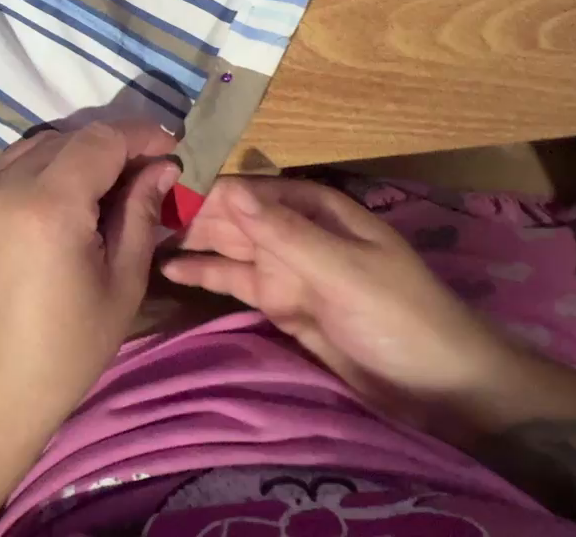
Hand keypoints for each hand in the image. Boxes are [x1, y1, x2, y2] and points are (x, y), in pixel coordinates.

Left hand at [0, 121, 179, 422]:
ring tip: (109, 183)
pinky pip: (14, 161)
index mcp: (48, 205)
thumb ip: (141, 211)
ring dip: (78, 151)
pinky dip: (46, 163)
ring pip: (40, 142)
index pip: (100, 140)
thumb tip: (162, 166)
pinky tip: (67, 192)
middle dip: (113, 146)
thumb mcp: (123, 280)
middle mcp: (7, 185)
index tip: (170, 148)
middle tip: (146, 172)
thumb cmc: (72, 343)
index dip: (140, 136)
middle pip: (70, 137)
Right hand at [160, 176, 522, 423]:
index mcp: (311, 208)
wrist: (442, 389)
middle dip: (187, 213)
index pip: (245, 188)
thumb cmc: (399, 316)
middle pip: (229, 214)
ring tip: (139, 238)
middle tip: (133, 216)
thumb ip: (282, 231)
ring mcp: (283, 266)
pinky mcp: (277, 301)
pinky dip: (202, 273)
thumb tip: (227, 186)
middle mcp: (291, 230)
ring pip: (225, 244)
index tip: (153, 189)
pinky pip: (233, 280)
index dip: (200, 187)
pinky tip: (168, 269)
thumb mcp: (341, 270)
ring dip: (188, 240)